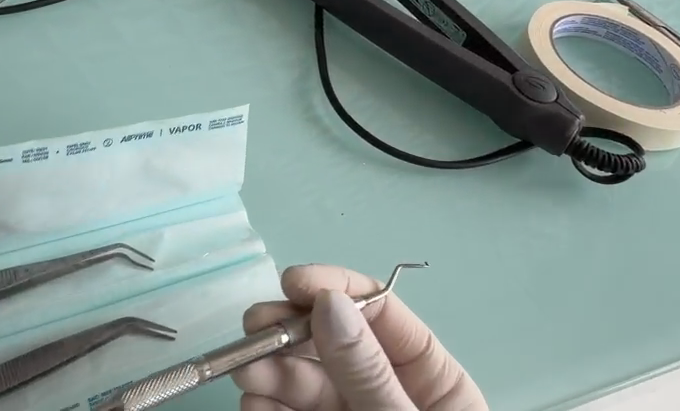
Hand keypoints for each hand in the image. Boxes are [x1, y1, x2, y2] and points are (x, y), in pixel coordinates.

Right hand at [233, 265, 486, 410]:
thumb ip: (370, 373)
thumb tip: (329, 302)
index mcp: (435, 382)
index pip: (382, 311)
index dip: (336, 286)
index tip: (292, 281)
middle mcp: (391, 391)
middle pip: (334, 343)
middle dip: (290, 331)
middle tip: (254, 327)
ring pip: (308, 378)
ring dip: (271, 368)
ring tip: (244, 372)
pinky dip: (269, 404)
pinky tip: (253, 403)